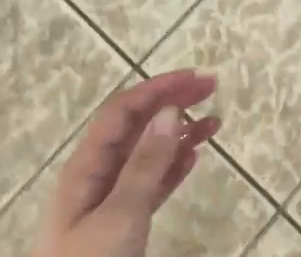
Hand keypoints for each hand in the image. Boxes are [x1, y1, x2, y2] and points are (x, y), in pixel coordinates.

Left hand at [32, 71, 221, 256]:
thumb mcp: (120, 216)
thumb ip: (145, 164)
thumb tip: (169, 110)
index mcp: (84, 170)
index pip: (120, 112)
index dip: (156, 88)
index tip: (196, 78)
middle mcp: (94, 177)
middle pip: (134, 126)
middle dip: (171, 102)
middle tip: (213, 88)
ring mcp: (107, 201)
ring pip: (146, 152)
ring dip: (179, 132)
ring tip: (215, 124)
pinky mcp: (121, 222)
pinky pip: (150, 181)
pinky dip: (173, 164)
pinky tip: (194, 158)